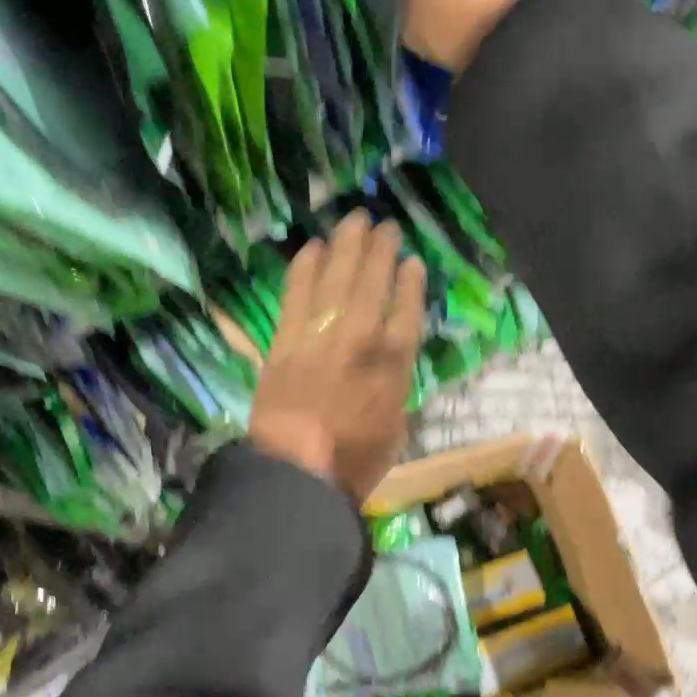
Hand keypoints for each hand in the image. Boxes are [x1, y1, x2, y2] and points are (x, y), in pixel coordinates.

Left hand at [249, 212, 426, 502]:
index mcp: (393, 368)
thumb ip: (394, 391)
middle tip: (384, 226)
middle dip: (380, 251)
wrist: (296, 476)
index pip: (406, 314)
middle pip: (372, 286)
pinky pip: (296, 298)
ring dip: (345, 247)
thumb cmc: (352, 464)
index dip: (410, 284)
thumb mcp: (394, 431)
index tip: (412, 261)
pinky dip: (303, 270)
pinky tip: (310, 248)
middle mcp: (360, 343)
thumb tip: (389, 369)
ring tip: (353, 220)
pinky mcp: (284, 344)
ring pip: (335, 282)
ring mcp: (319, 339)